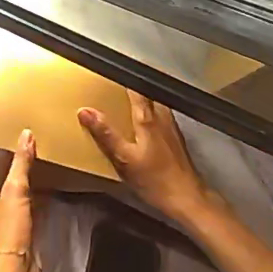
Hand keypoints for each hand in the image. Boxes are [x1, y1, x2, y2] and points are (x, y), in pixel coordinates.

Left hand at [0, 128, 41, 271]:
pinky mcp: (16, 241)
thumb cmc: (6, 232)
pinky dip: (29, 207)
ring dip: (10, 193)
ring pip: (2, 207)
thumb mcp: (14, 192)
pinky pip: (21, 218)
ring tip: (23, 175)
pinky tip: (42, 198)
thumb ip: (20, 164)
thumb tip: (25, 135)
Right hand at [79, 90, 217, 224]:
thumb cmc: (155, 179)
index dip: (124, 79)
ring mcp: (172, 128)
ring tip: (128, 102)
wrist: (187, 199)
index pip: (136, 89)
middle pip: (148, 94)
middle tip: (118, 86)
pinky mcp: (176, 139)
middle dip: (134, 87)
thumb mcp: (124, 159)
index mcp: (148, 118)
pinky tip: (144, 124)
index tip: (111, 73)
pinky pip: (161, 116)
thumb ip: (105, 134)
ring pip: (156, 104)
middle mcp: (162, 117)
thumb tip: (85, 110)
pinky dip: (151, 113)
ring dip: (144, 100)